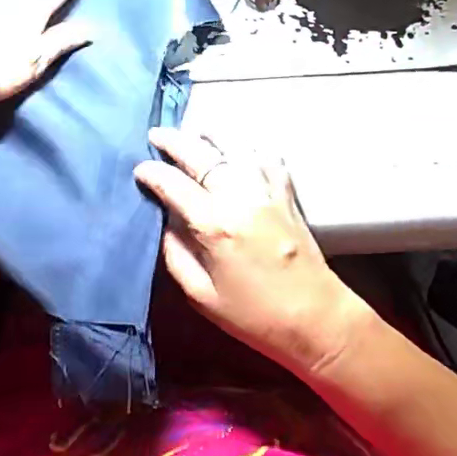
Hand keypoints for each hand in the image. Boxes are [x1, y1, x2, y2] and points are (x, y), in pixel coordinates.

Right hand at [133, 128, 376, 376]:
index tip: (140, 169)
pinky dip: (249, 148)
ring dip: (211, 137)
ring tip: (195, 134)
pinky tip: (239, 149)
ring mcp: (268, 193)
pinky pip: (268, 158)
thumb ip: (176, 253)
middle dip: (175, 141)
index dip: (152, 172)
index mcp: (215, 225)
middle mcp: (241, 199)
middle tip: (157, 134)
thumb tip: (167, 221)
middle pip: (203, 155)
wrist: (316, 321)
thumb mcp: (201, 295)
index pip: (174, 184)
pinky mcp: (287, 196)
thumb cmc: (254, 316)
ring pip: (236, 148)